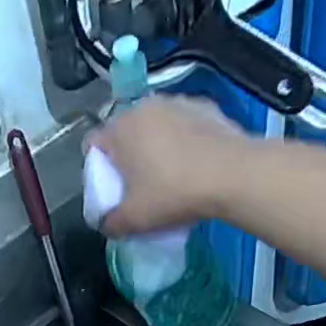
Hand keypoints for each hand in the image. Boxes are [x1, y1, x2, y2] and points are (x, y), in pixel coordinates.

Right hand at [89, 96, 250, 234]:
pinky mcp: (206, 106)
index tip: (110, 189)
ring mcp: (178, 102)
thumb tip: (107, 223)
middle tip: (138, 185)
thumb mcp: (134, 220)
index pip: (93, 144)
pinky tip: (194, 164)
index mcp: (120, 128)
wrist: (232, 175)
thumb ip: (111, 223)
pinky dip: (183, 141)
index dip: (97, 169)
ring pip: (155, 126)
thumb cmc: (172, 194)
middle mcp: (145, 106)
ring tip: (169, 174)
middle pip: (125, 133)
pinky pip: (184, 125)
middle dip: (127, 156)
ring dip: (156, 146)